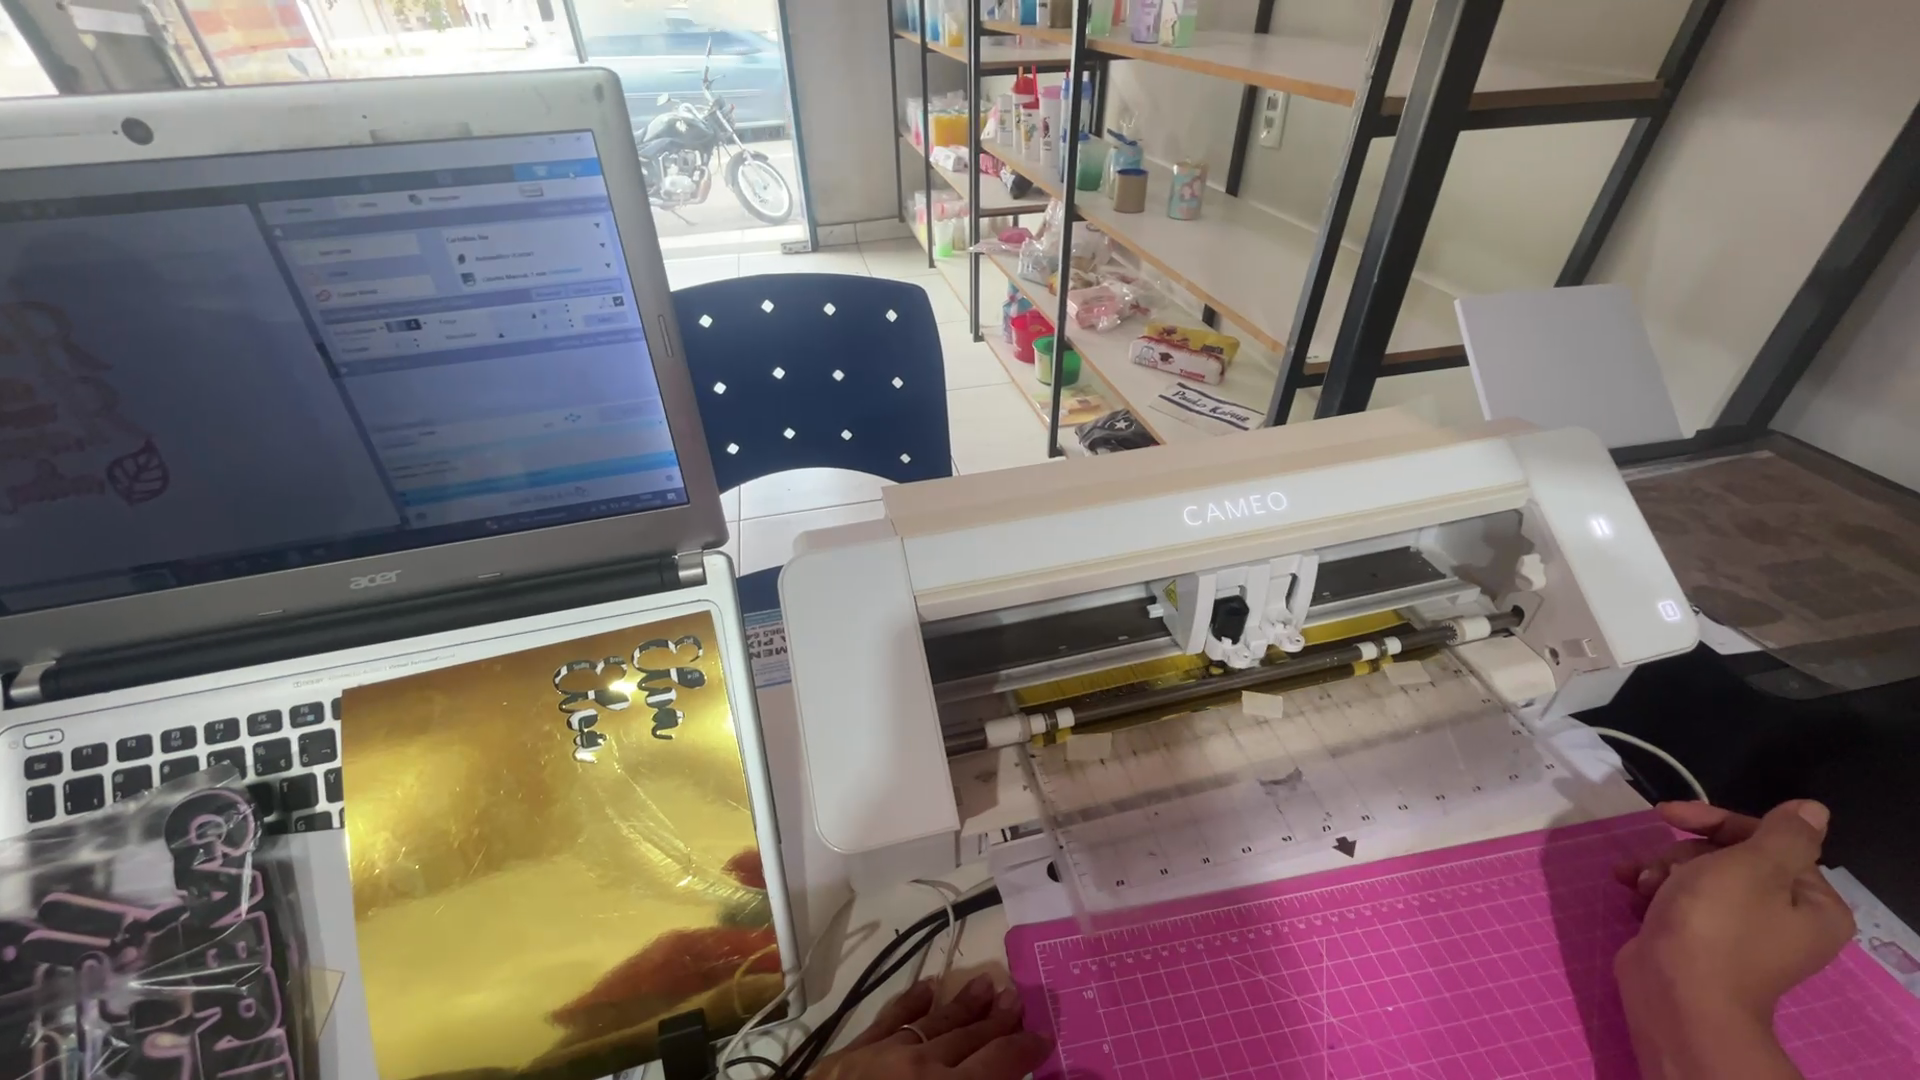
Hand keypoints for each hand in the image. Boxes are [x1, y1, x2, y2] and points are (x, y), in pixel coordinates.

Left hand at [811, 974, 1051, 1079]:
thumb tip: (997, 1078)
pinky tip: (928, 987)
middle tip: (1017, 997)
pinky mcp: (854, 1048)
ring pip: (935, 1021)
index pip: (999, 1064)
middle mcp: (924, 1065)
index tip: (1042, 1035)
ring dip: (963, 1004)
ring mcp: (887, 1051)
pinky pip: (890, 1016)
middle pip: (970, 1037)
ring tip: (986, 983)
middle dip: (997, 1019)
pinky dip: (912, 1000)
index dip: (1024, 1049)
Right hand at [1613, 801, 1855, 1079]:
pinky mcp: (1699, 939)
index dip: (1713, 821)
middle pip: (1725, 857)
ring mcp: (1738, 931)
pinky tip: (1630, 893)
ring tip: (1637, 884)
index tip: (1664, 813)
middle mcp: (1782, 917)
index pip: (1765, 840)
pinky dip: (1652, 891)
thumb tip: (1811, 809)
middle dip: (1679, 854)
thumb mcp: (1751, 868)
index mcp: (1809, 903)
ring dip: (1658, 870)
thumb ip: (1783, 836)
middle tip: (1656, 867)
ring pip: (1693, 875)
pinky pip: (1676, 899)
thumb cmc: (1715, 924)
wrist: (1676, 990)